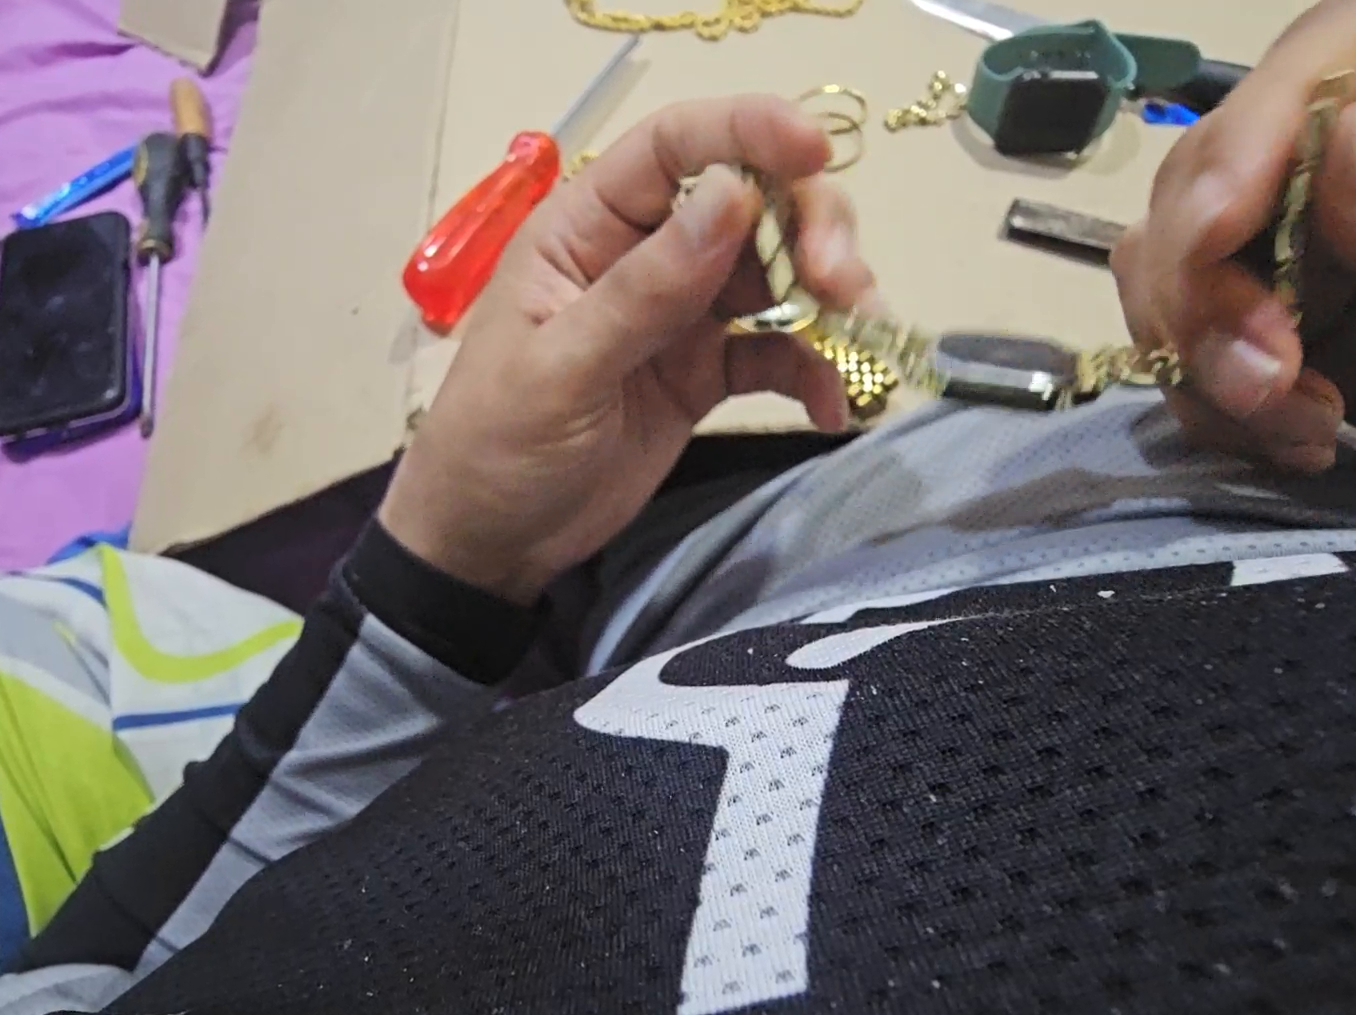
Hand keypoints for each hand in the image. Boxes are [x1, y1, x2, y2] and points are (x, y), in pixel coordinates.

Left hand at [379, 96, 878, 604]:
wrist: (497, 540)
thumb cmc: (497, 447)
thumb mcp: (560, 370)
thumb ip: (643, 291)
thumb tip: (735, 196)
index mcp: (584, 232)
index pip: (672, 150)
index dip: (748, 133)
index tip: (816, 154)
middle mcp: (640, 260)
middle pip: (746, 207)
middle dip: (808, 232)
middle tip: (842, 287)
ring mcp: (677, 319)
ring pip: (773, 278)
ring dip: (827, 302)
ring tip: (859, 343)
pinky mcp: (702, 377)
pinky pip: (772, 354)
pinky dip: (810, 372)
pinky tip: (832, 407)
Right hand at [1112, 0, 1355, 502]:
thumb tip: (1346, 146)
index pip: (1339, 54)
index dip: (1252, 133)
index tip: (1213, 229)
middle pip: (1208, 181)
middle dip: (1204, 284)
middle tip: (1260, 374)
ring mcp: (1302, 249)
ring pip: (1168, 273)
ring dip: (1196, 354)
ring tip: (1287, 419)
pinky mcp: (1265, 329)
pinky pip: (1178, 351)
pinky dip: (1208, 404)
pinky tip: (1292, 439)